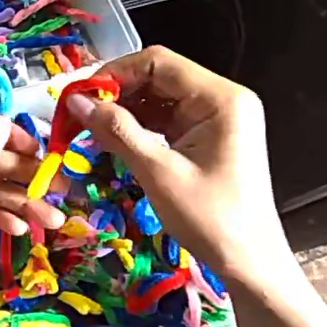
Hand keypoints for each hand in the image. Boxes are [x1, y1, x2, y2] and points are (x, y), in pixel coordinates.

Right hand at [65, 46, 287, 290]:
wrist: (249, 262)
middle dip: (116, 93)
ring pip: (158, 98)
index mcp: (221, 99)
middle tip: (80, 113)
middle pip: (158, 77)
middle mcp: (222, 99)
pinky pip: (166, 119)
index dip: (115, 73)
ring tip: (90, 128)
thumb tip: (77, 101)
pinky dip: (138, 126)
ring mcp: (216, 118)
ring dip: (123, 110)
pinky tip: (112, 139)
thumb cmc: (211, 219)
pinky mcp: (207, 137)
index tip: (81, 95)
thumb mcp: (158, 172)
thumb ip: (116, 130)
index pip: (159, 63)